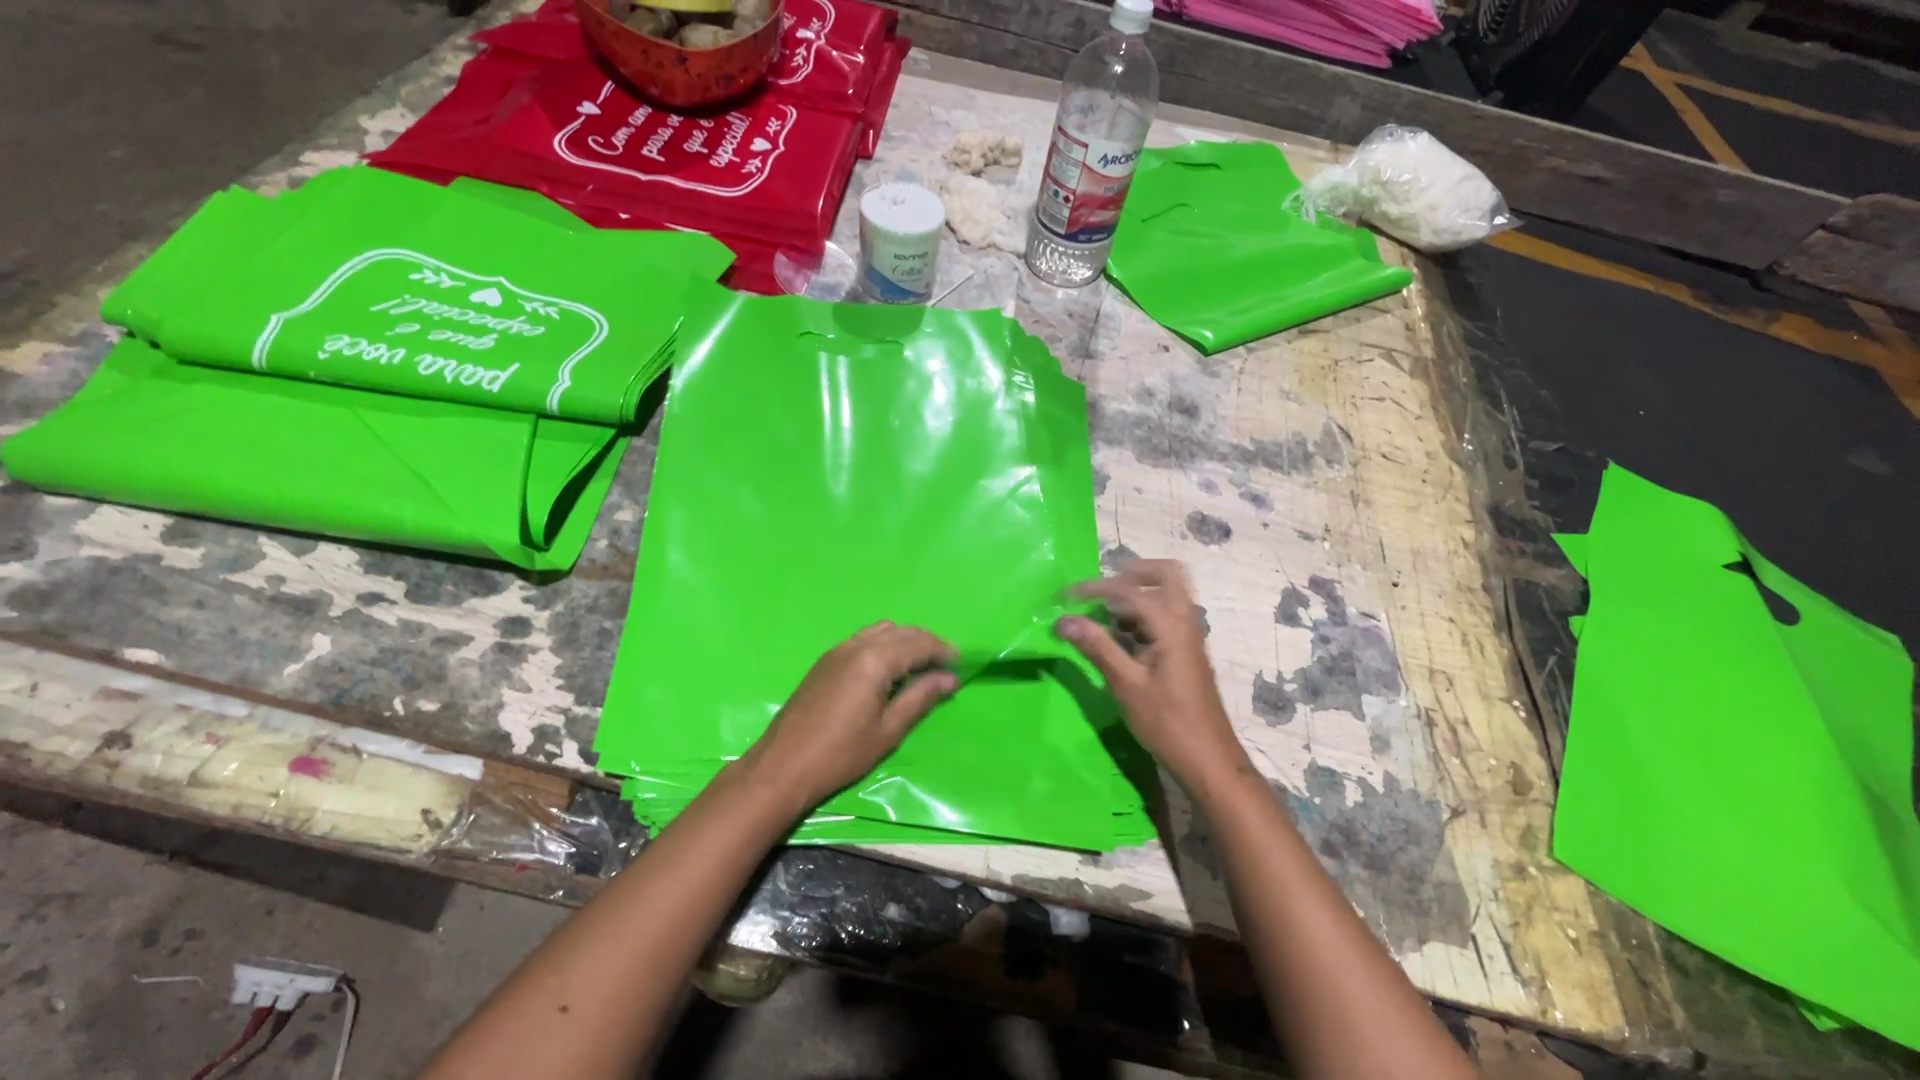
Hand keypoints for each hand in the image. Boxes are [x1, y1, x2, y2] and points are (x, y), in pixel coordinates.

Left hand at [738, 622, 957, 811]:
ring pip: (880, 632)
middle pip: (900, 631)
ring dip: (904, 642)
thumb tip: (950, 678)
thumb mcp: (889, 731)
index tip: (961, 665)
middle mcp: (855, 646)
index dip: (942, 651)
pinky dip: (884, 646)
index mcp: (874, 660)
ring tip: (919, 668)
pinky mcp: (825, 662)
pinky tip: (888, 672)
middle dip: (926, 643)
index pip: (918, 643)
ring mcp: (836, 651)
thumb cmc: (841, 754)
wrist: (783, 766)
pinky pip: (863, 640)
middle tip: (945, 666)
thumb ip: (920, 698)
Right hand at [1056, 560, 1250, 790]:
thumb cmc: (1166, 723)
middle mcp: (1185, 622)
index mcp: (1171, 626)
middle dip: (1130, 574)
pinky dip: (1143, 614)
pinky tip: (1121, 638)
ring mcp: (1189, 636)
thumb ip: (1097, 647)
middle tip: (1101, 593)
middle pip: (1166, 574)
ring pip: (1168, 594)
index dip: (1094, 588)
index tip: (1065, 596)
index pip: (1130, 590)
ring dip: (1137, 595)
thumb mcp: (1126, 685)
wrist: (1208, 758)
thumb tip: (1065, 620)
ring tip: (1105, 618)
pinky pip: (1167, 615)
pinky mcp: (1187, 651)